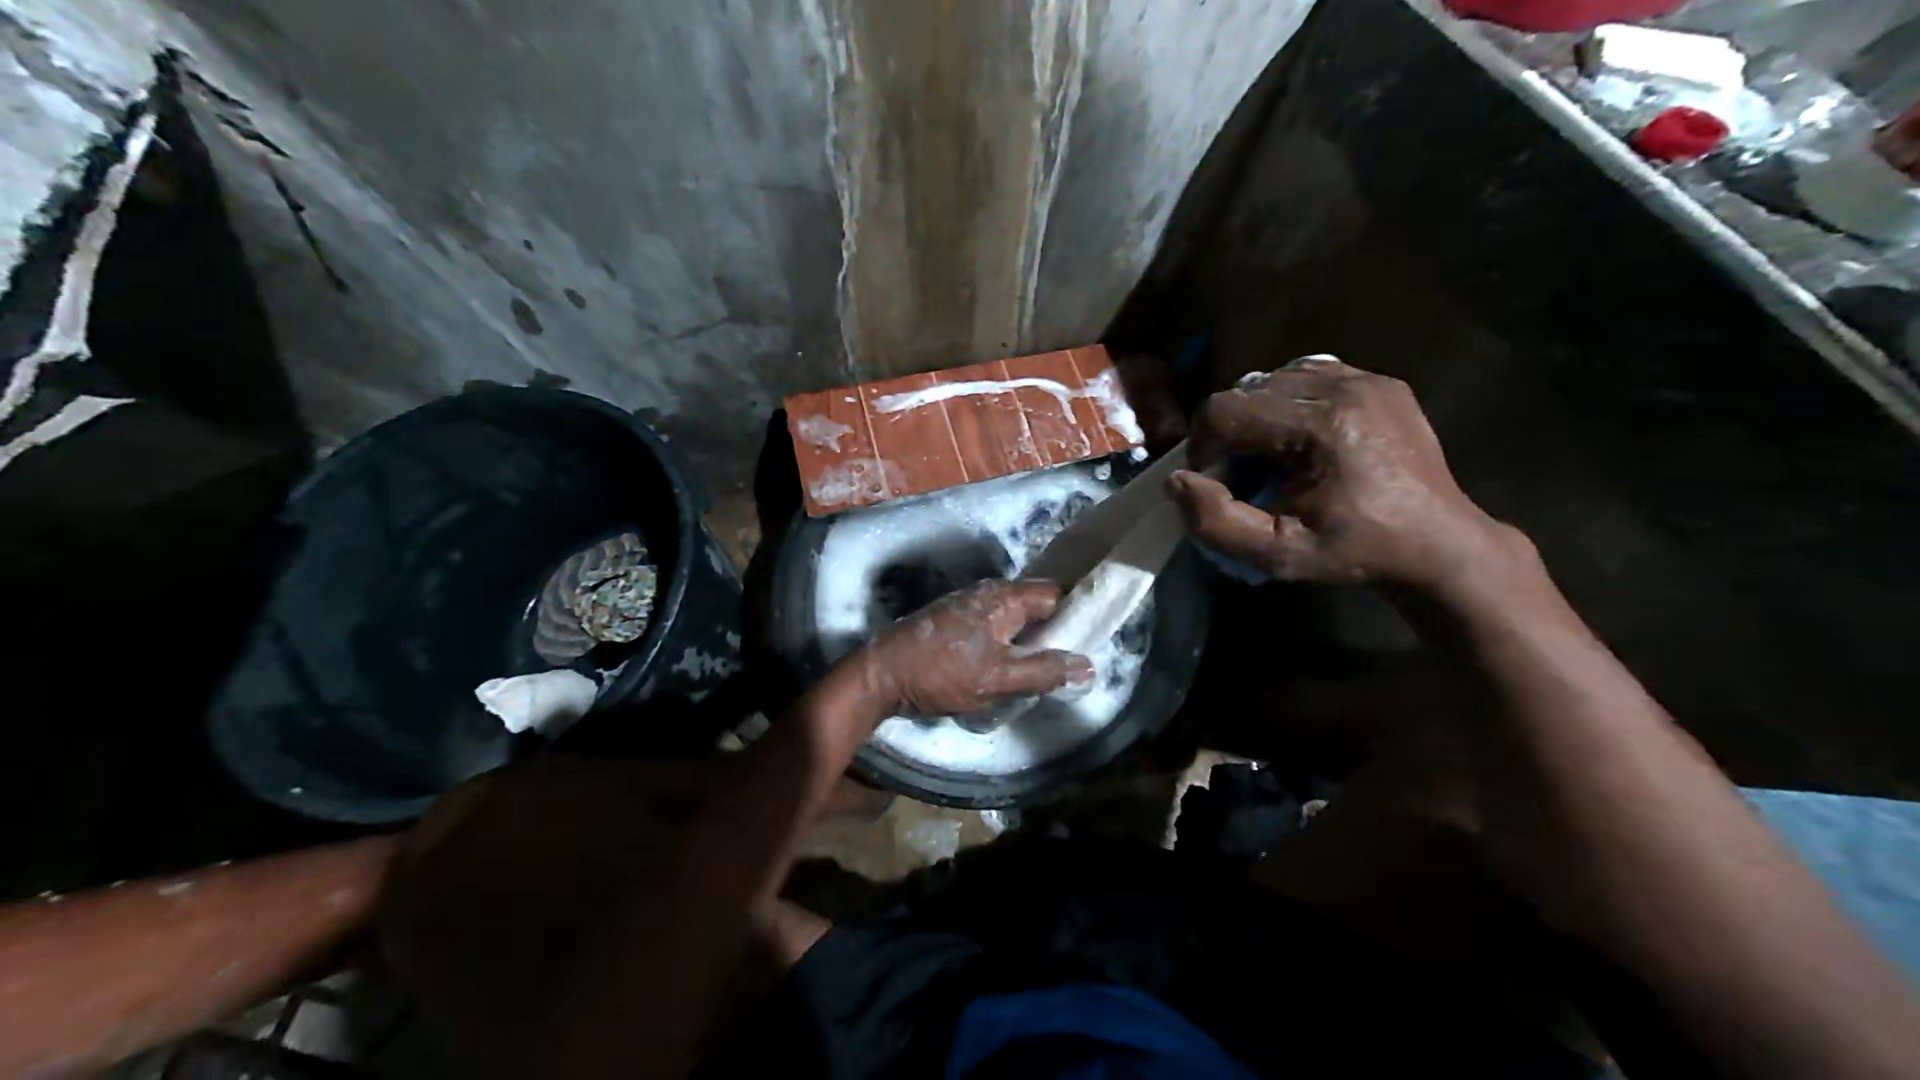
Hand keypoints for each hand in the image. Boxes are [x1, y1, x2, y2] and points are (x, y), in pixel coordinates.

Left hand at [856, 580, 1093, 716]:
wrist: (881, 675)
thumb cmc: (942, 672)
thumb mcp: (998, 678)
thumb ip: (1043, 671)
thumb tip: (1088, 665)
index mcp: (1004, 598)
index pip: (1055, 595)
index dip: (1075, 614)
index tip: (1088, 640)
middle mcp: (988, 593)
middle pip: (1035, 605)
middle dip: (1052, 631)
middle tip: (1066, 661)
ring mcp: (968, 605)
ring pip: (1013, 618)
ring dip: (1028, 640)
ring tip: (1040, 669)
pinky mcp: (954, 621)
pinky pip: (994, 626)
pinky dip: (1007, 642)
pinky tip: (1008, 666)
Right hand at [1168, 356, 1526, 591]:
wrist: (1440, 546)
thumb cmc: (1357, 553)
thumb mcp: (1278, 555)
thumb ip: (1216, 522)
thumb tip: (1176, 481)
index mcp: (1323, 426)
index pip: (1224, 410)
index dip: (1204, 447)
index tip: (1218, 485)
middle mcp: (1346, 387)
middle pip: (1245, 390)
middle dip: (1228, 433)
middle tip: (1243, 476)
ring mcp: (1368, 379)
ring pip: (1274, 378)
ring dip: (1255, 416)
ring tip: (1270, 457)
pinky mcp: (1380, 382)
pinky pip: (1309, 375)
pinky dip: (1287, 403)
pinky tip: (1297, 438)